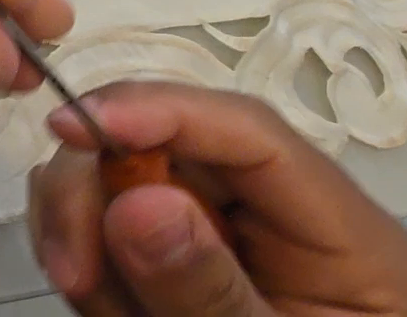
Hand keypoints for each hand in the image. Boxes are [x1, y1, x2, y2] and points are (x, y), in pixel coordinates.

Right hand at [29, 82, 406, 316]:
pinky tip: (91, 293)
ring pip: (105, 162)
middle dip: (91, 191)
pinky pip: (88, 196)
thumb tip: (136, 204)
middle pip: (155, 141)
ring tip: (85, 296)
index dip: (154, 111)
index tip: (67, 129)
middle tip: (69, 272)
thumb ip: (211, 293)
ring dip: (74, 223)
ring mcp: (208, 211)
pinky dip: (69, 237)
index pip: (246, 130)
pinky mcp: (157, 224)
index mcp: (338, 232)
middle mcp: (266, 203)